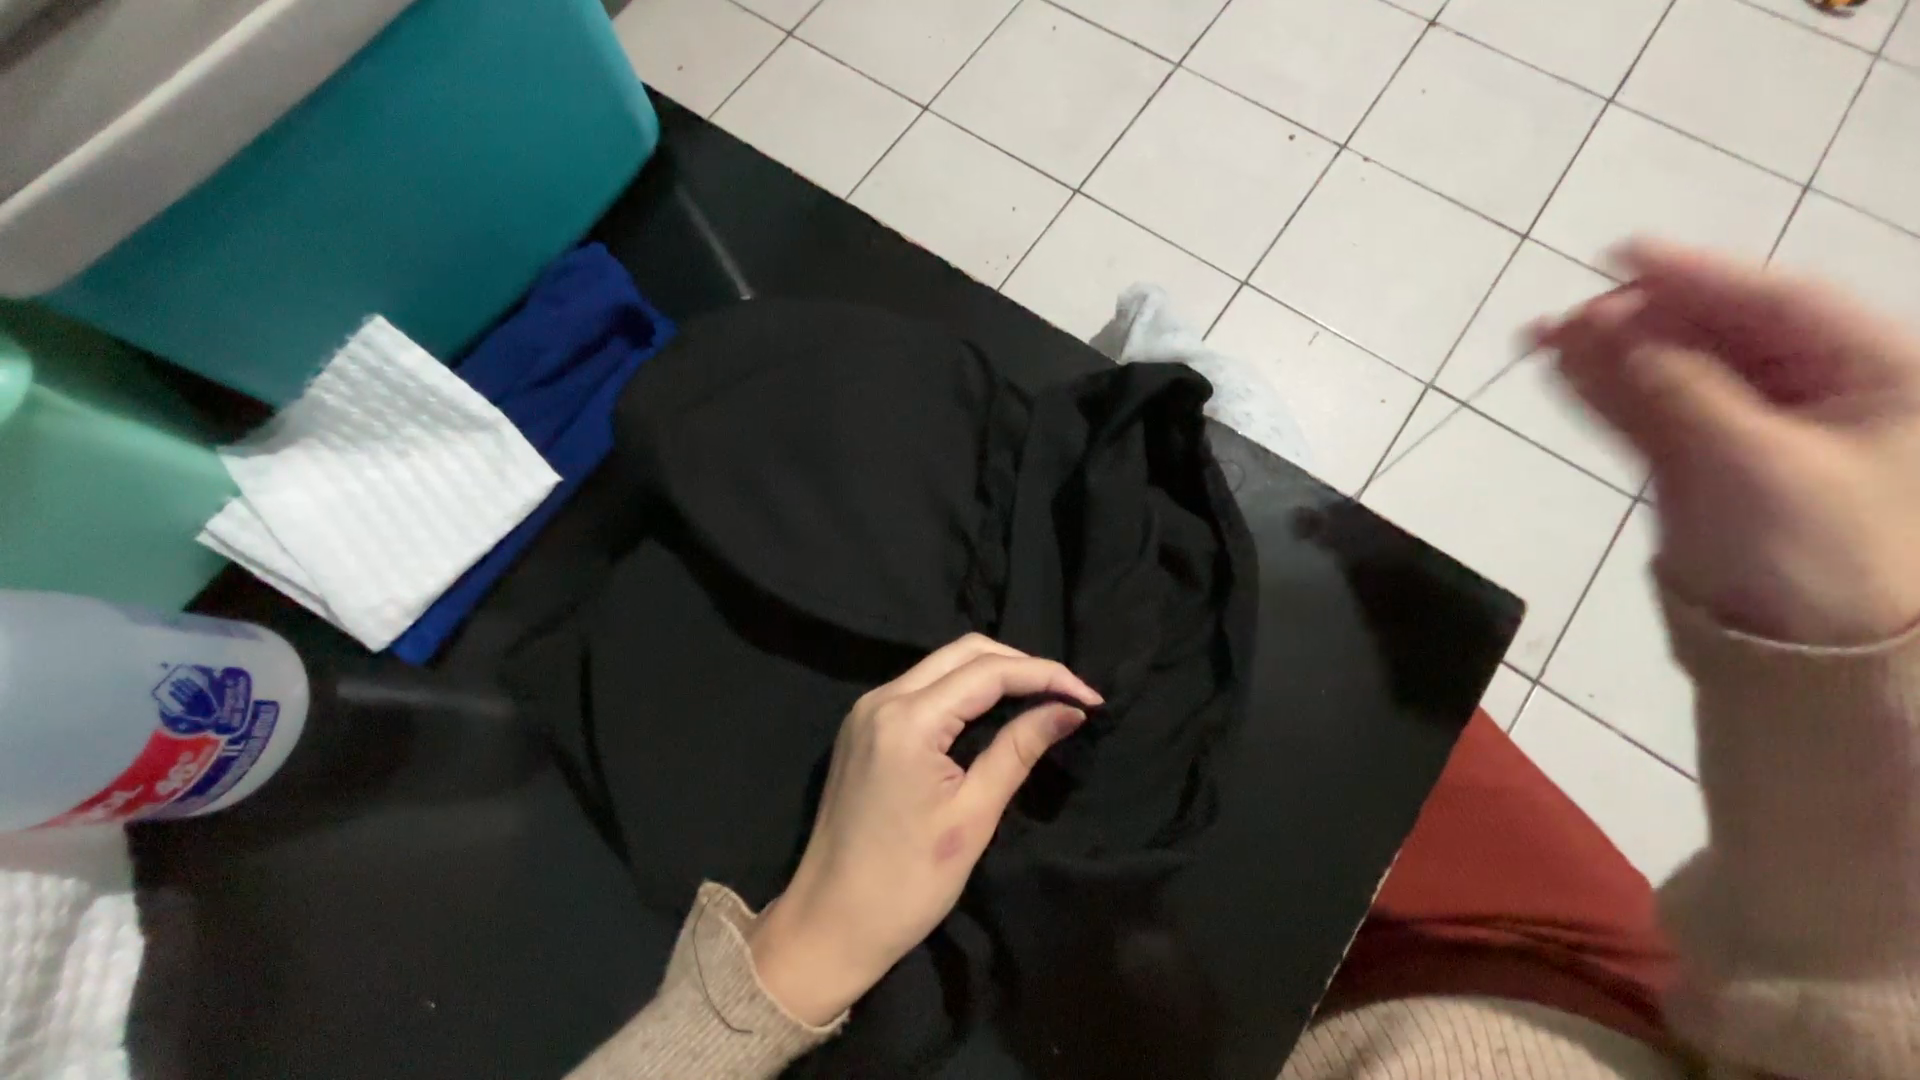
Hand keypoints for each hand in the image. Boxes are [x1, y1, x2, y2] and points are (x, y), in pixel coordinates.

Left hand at [747, 634, 1102, 1024]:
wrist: (830, 923)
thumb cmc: (908, 882)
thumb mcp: (973, 816)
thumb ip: (1018, 749)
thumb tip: (1069, 710)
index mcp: (908, 719)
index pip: (988, 671)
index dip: (1045, 675)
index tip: (1089, 698)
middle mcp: (882, 698)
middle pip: (963, 652)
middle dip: (1020, 665)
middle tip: (1066, 696)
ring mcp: (866, 710)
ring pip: (940, 664)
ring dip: (991, 673)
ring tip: (1039, 699)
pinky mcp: (862, 726)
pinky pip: (921, 687)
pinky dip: (961, 690)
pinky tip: (991, 711)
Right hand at [1536, 239, 1919, 644]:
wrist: (1800, 649)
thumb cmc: (1818, 549)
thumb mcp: (1756, 462)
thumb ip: (1683, 393)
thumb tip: (1613, 335)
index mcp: (1870, 373)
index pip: (1777, 302)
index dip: (1699, 274)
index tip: (1623, 253)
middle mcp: (1807, 388)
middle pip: (1714, 332)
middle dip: (1639, 317)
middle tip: (1570, 312)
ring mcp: (1742, 425)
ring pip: (1668, 370)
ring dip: (1605, 352)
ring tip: (1541, 335)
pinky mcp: (1693, 460)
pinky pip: (1644, 411)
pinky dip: (1601, 392)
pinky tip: (1561, 369)